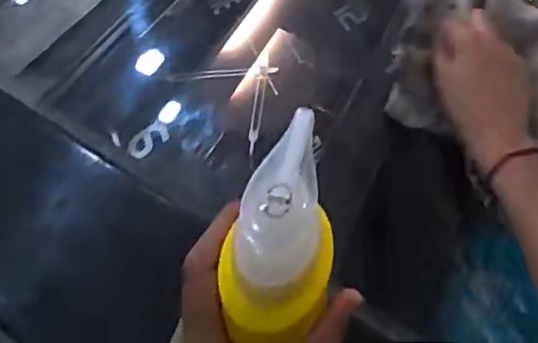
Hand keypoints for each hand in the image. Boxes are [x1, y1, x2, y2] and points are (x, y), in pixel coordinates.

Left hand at [181, 202, 362, 342]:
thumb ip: (320, 338)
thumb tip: (353, 295)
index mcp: (198, 334)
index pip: (196, 267)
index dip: (216, 230)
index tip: (244, 207)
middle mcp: (184, 334)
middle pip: (198, 274)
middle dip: (227, 244)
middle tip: (263, 227)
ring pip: (200, 294)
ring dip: (226, 269)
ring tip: (260, 253)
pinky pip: (205, 311)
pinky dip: (226, 294)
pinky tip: (251, 298)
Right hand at [434, 9, 535, 170]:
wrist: (501, 134)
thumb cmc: (464, 106)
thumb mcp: (442, 78)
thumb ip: (440, 51)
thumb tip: (442, 38)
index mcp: (468, 39)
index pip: (451, 21)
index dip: (444, 31)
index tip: (443, 43)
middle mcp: (491, 38)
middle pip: (479, 16)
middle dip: (469, 25)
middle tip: (462, 45)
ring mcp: (509, 51)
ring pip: (494, 34)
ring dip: (485, 41)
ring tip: (479, 62)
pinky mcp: (521, 66)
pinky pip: (506, 52)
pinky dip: (498, 57)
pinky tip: (494, 75)